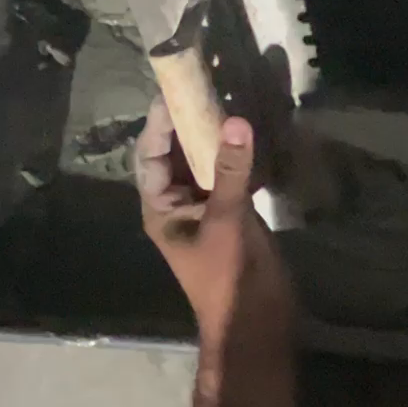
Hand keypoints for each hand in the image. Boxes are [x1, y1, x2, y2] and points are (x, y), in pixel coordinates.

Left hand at [136, 97, 292, 364]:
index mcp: (161, 208)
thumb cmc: (227, 278)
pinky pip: (232, 176)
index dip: (160, 123)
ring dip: (216, 136)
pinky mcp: (235, 215)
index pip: (152, 156)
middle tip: (206, 83)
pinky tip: (252, 132)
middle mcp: (180, 204)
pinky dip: (239, 156)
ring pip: (207, 164)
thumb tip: (235, 122)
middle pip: (178, 155)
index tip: (175, 89)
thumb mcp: (226, 222)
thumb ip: (231, 172)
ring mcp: (208, 209)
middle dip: (189, 122)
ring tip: (229, 98)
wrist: (256, 323)